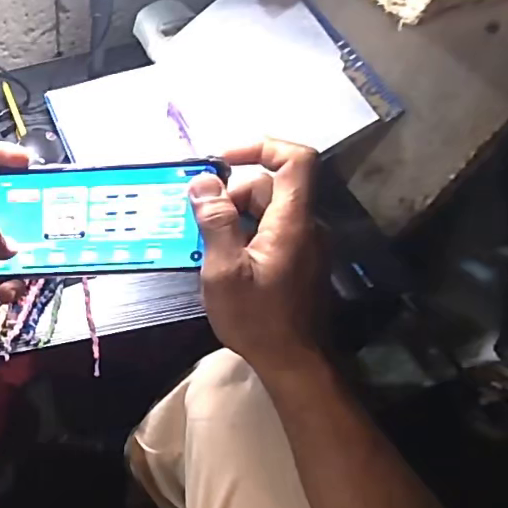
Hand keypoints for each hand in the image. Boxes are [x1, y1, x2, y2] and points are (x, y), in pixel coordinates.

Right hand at [190, 138, 326, 376]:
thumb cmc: (257, 318)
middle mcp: (305, 225)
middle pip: (272, 186)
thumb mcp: (225, 271)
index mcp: (292, 222)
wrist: (292, 360)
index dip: (261, 146)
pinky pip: (270, 230)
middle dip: (232, 193)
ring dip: (235, 215)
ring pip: (268, 209)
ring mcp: (304, 243)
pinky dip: (244, 232)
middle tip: (201, 220)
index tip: (224, 158)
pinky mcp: (298, 260)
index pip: (296, 160)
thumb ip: (215, 223)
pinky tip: (224, 259)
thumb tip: (203, 183)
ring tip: (209, 245)